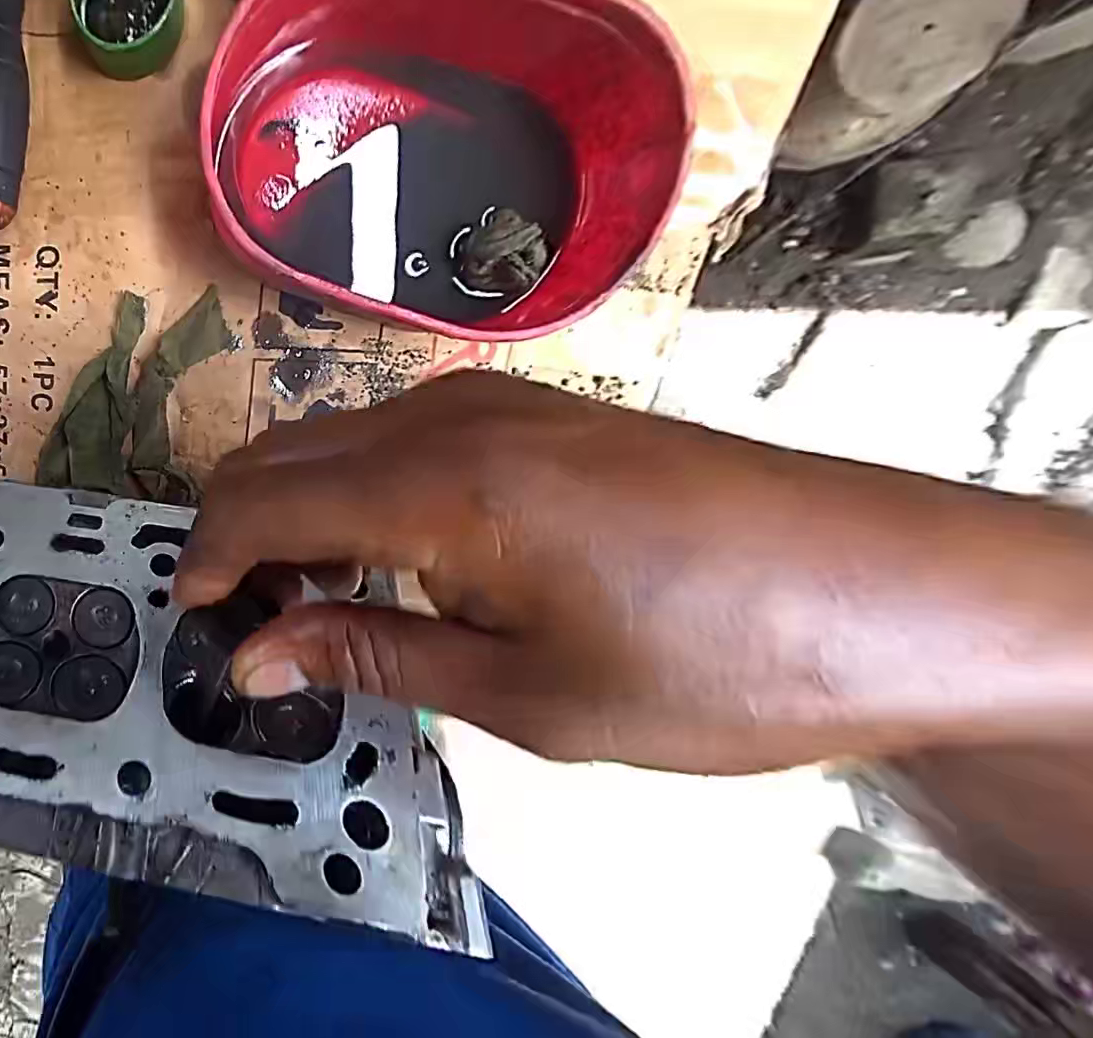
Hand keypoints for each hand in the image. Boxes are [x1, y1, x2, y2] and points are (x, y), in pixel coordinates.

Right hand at [176, 371, 1092, 773]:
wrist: (898, 588)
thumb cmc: (708, 665)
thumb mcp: (521, 694)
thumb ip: (367, 657)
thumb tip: (251, 659)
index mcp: (439, 489)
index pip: (264, 504)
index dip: (210, 561)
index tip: (194, 617)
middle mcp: (440, 418)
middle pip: (274, 456)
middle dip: (234, 533)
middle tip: (252, 616)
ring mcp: (475, 398)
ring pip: (319, 440)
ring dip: (286, 511)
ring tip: (318, 595)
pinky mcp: (508, 403)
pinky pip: (376, 436)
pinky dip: (340, 492)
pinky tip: (382, 552)